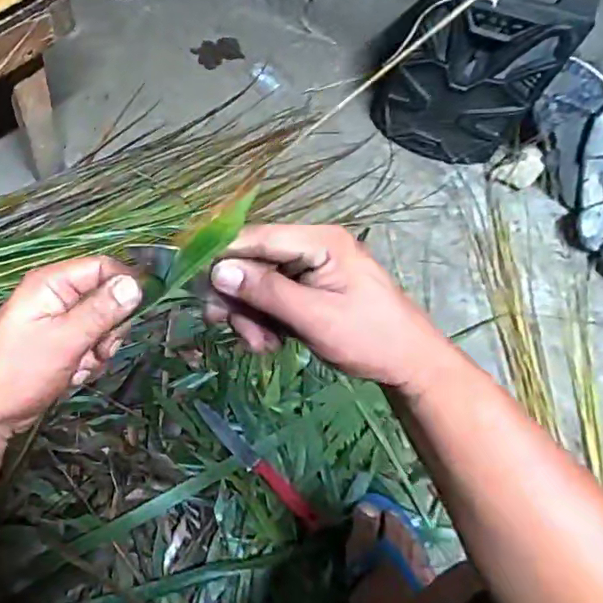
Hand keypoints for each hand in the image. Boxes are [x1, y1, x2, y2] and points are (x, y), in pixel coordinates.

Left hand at [0, 257, 142, 440]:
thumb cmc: (17, 372)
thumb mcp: (65, 340)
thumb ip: (101, 311)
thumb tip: (135, 285)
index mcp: (51, 282)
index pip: (102, 267)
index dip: (123, 285)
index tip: (136, 313)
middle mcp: (54, 296)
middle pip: (106, 298)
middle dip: (109, 328)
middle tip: (98, 349)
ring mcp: (56, 321)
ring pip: (101, 325)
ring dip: (99, 350)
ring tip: (78, 366)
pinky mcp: (58, 343)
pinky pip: (89, 345)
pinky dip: (88, 362)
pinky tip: (72, 375)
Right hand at [204, 225, 456, 389]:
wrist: (411, 366)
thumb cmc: (371, 338)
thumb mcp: (315, 317)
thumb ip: (267, 292)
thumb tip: (218, 271)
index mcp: (319, 241)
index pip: (256, 237)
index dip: (221, 254)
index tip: (191, 278)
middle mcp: (309, 247)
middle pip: (251, 261)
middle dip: (237, 296)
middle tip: (225, 325)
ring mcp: (307, 268)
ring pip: (256, 283)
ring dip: (248, 314)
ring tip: (259, 344)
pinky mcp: (305, 288)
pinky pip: (269, 297)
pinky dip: (262, 320)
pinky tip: (269, 342)